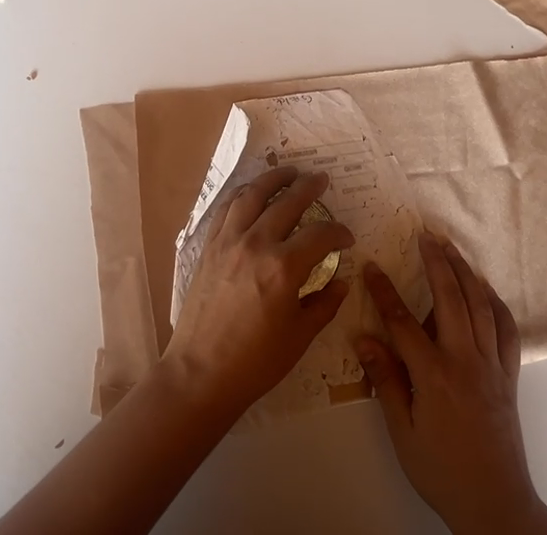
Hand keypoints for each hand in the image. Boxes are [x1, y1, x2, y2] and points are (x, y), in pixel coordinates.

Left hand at [159, 167, 353, 418]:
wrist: (200, 374)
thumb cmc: (255, 362)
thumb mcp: (300, 336)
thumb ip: (324, 304)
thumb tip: (341, 282)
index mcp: (283, 268)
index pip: (320, 236)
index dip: (338, 232)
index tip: (347, 238)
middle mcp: (256, 245)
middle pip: (287, 203)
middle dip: (308, 188)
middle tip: (321, 179)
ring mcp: (227, 243)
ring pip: (252, 196)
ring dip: (272, 180)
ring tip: (288, 171)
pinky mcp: (208, 248)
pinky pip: (226, 210)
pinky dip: (241, 195)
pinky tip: (250, 193)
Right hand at [358, 235, 546, 534]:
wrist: (494, 500)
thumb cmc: (440, 469)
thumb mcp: (402, 431)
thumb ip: (386, 381)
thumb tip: (364, 338)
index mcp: (434, 374)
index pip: (403, 322)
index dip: (385, 292)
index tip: (372, 266)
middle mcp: (465, 360)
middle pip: (450, 299)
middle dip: (436, 263)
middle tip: (425, 235)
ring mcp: (492, 365)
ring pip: (481, 306)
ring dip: (466, 273)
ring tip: (452, 249)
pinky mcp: (509, 374)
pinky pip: (507, 329)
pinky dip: (497, 304)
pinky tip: (486, 290)